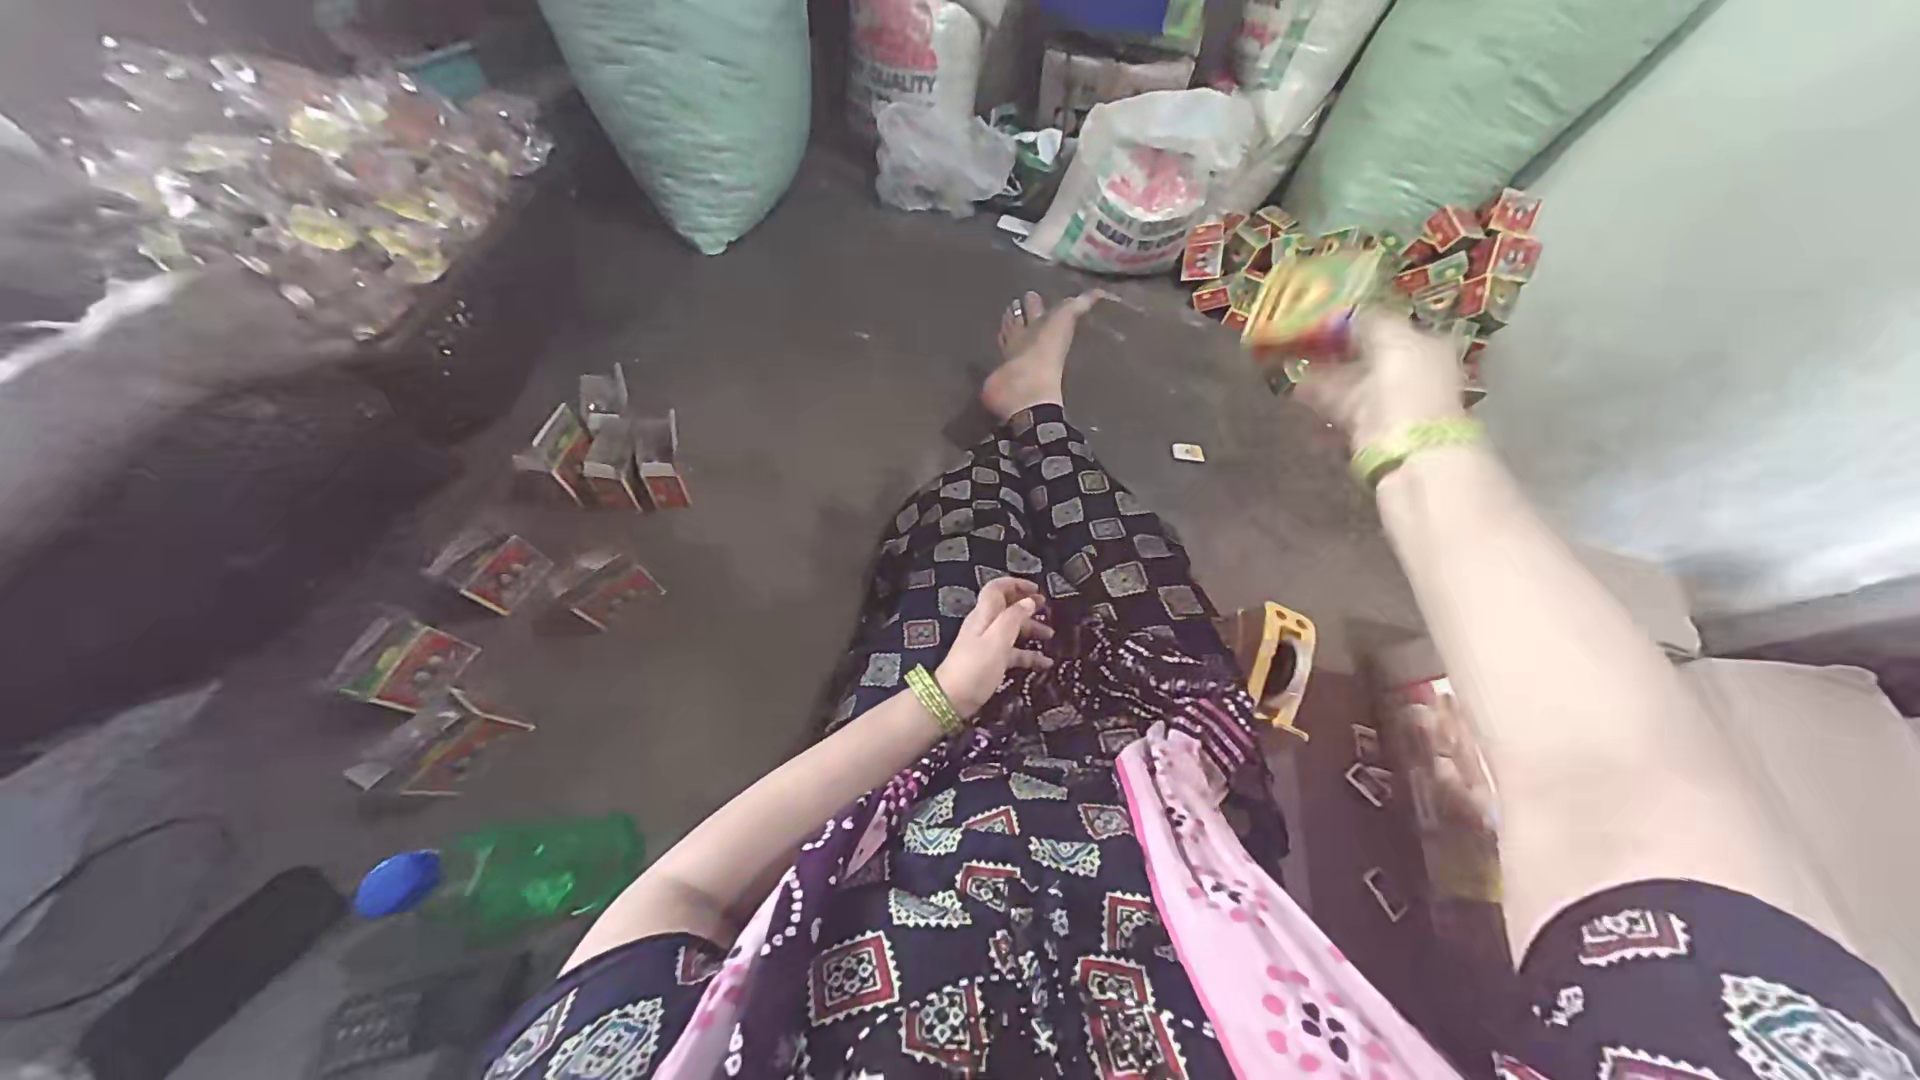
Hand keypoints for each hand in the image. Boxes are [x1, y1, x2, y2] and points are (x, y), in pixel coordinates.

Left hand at [935, 577, 1054, 716]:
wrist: (953, 698)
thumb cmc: (976, 666)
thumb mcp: (997, 640)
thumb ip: (1013, 618)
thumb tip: (1029, 601)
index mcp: (984, 615)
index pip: (996, 589)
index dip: (1015, 584)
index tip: (1036, 588)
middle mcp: (985, 625)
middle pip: (1006, 607)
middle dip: (1026, 604)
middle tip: (1046, 606)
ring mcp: (988, 643)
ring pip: (1012, 629)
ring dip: (1031, 628)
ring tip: (1050, 635)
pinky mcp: (992, 661)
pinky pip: (1013, 651)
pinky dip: (1029, 654)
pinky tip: (1045, 663)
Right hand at [1292, 309, 1466, 449]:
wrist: (1402, 444)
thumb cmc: (1407, 384)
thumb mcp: (1394, 337)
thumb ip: (1370, 319)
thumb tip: (1347, 309)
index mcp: (1423, 344)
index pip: (1385, 325)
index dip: (1354, 318)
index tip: (1323, 313)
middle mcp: (1403, 369)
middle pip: (1360, 351)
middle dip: (1329, 343)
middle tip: (1296, 332)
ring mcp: (1378, 397)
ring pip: (1341, 375)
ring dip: (1314, 366)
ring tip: (1282, 353)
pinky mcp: (1355, 421)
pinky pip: (1328, 399)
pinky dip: (1308, 391)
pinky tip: (1287, 381)